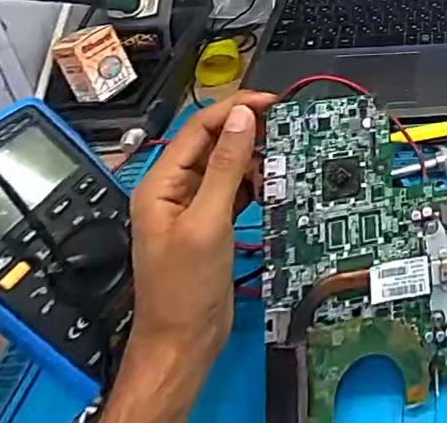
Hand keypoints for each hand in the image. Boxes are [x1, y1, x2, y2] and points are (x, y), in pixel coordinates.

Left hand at [101, 91, 275, 422]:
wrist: (184, 344)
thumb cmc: (186, 286)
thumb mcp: (207, 222)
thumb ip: (224, 166)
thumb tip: (243, 117)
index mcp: (162, 182)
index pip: (199, 127)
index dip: (234, 109)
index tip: (271, 102)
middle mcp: (176, 186)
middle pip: (214, 140)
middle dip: (247, 128)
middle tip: (284, 121)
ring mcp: (194, 203)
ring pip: (227, 161)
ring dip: (253, 153)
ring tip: (283, 148)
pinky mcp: (212, 218)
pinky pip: (235, 184)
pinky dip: (254, 178)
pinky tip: (272, 178)